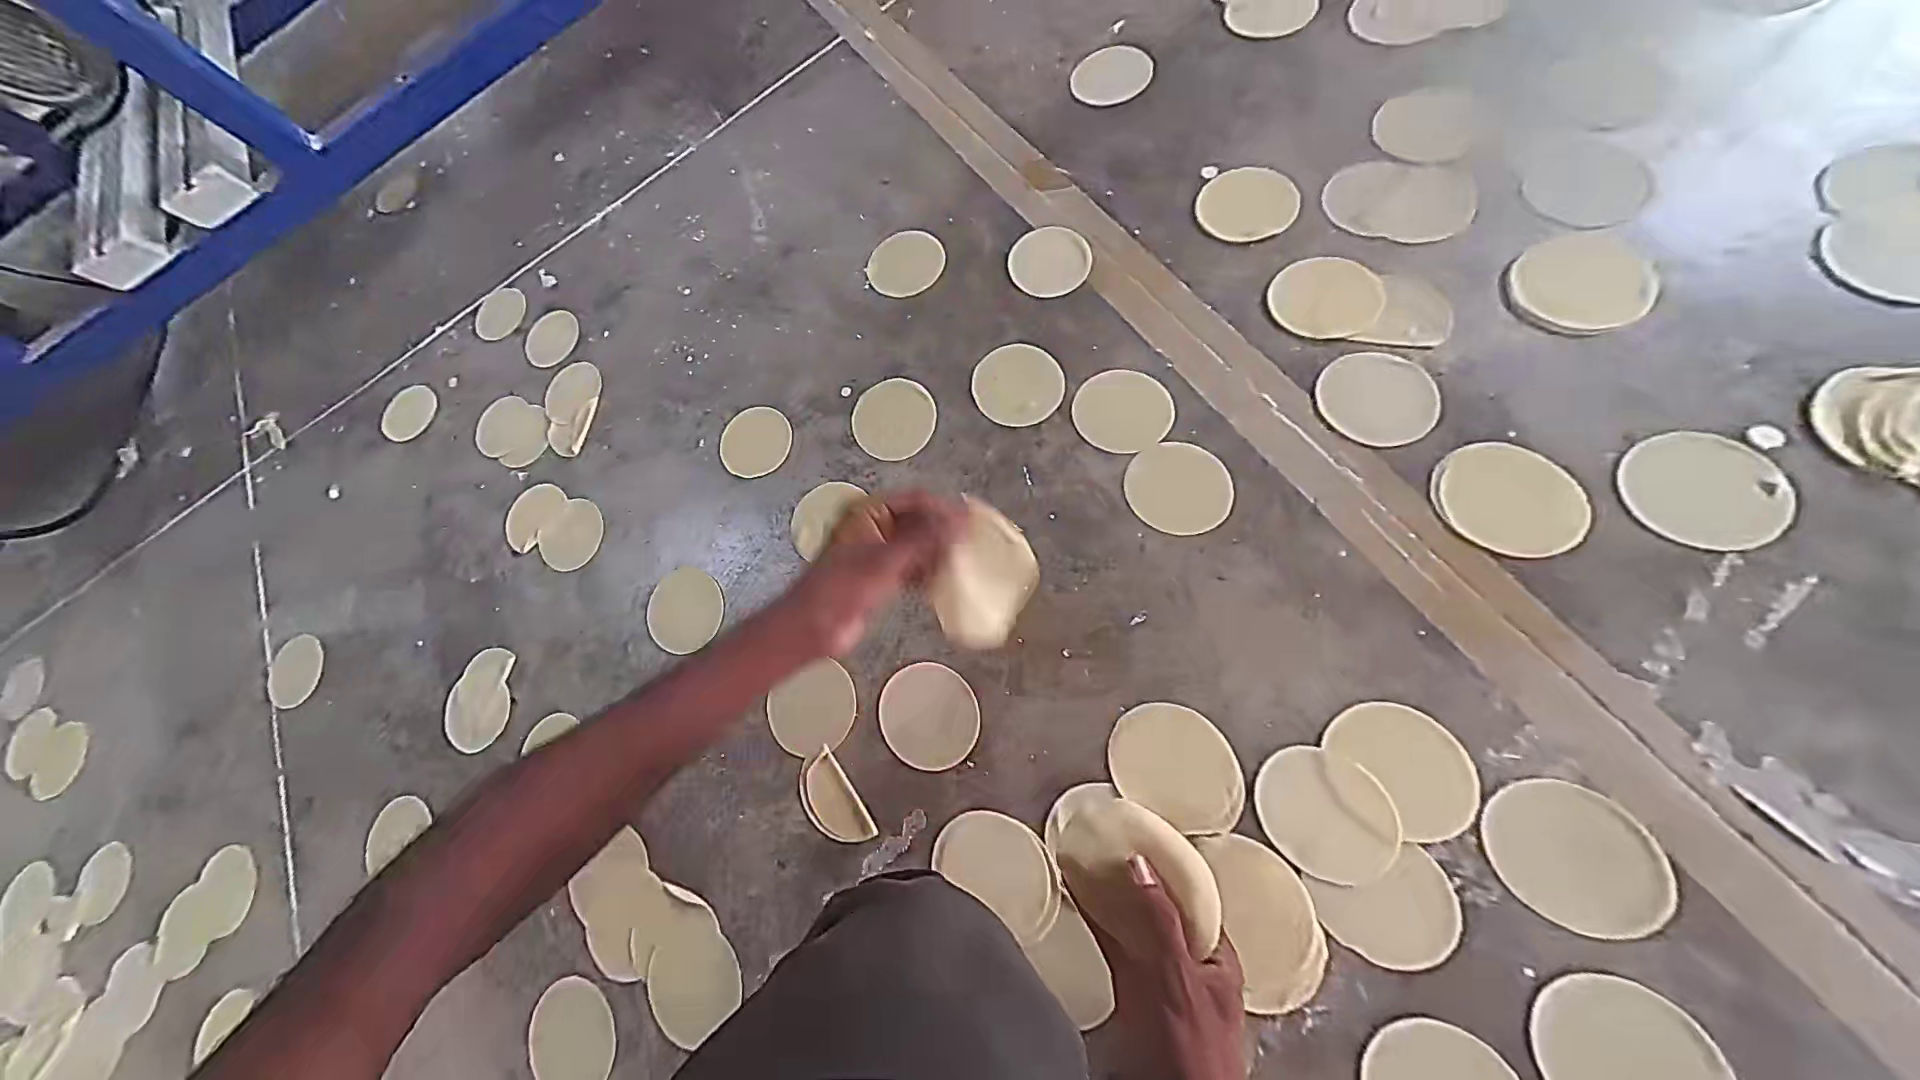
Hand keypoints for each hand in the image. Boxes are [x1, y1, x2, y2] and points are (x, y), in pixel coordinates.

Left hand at [778, 491, 965, 656]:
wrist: (813, 628)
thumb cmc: (837, 590)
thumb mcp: (885, 561)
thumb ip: (924, 540)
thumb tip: (958, 522)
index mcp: (869, 512)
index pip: (916, 499)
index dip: (944, 507)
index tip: (970, 518)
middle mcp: (875, 528)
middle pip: (920, 522)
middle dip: (944, 532)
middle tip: (970, 543)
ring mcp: (879, 553)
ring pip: (919, 546)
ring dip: (939, 554)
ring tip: (961, 563)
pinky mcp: (883, 577)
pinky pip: (914, 568)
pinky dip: (929, 573)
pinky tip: (944, 581)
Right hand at [1086, 855, 1247, 1079]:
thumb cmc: (1192, 1046)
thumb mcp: (1179, 973)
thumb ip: (1162, 920)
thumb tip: (1143, 864)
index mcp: (1217, 958)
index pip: (1193, 899)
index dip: (1169, 870)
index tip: (1142, 842)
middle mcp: (1189, 965)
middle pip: (1159, 911)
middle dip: (1134, 881)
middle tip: (1107, 848)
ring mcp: (1159, 981)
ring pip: (1133, 928)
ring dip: (1110, 899)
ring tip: (1085, 866)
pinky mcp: (1132, 996)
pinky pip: (1113, 948)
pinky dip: (1095, 924)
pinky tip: (1076, 904)